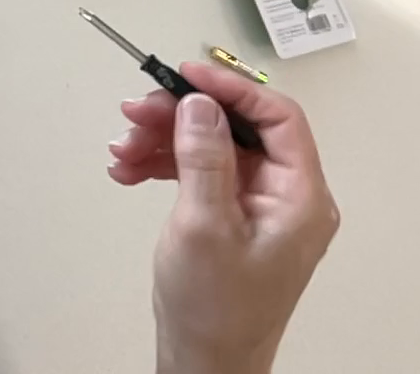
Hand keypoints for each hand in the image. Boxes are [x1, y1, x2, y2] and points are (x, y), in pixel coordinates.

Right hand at [107, 63, 339, 373]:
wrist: (204, 356)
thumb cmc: (215, 304)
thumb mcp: (204, 224)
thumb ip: (203, 158)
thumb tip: (199, 102)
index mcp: (299, 197)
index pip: (277, 118)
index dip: (230, 87)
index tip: (183, 73)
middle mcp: (282, 193)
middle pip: (230, 126)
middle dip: (176, 116)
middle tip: (133, 113)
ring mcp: (253, 201)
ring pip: (204, 142)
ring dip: (157, 139)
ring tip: (121, 151)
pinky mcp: (226, 208)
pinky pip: (191, 166)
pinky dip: (157, 162)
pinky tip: (127, 169)